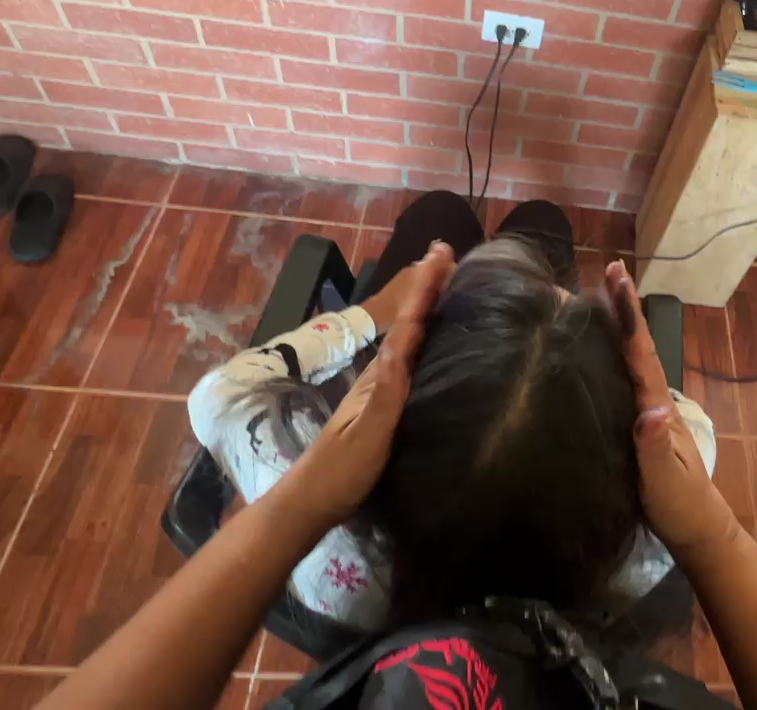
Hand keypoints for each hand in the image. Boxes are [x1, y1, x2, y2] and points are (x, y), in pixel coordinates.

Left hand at [276, 242, 454, 531]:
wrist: (310, 501)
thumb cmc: (341, 471)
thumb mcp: (367, 435)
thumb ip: (384, 396)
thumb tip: (401, 353)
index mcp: (381, 375)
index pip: (408, 323)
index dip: (424, 288)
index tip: (440, 254)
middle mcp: (382, 373)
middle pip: (409, 320)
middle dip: (427, 286)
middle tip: (446, 254)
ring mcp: (382, 386)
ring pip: (409, 334)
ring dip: (425, 304)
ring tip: (444, 281)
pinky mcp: (387, 402)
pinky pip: (411, 355)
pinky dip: (422, 334)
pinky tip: (431, 337)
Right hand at [604, 259, 740, 563]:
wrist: (697, 529)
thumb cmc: (681, 505)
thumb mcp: (667, 481)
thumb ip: (657, 448)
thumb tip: (652, 410)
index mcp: (657, 404)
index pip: (641, 351)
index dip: (628, 314)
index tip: (618, 276)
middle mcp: (653, 398)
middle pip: (635, 344)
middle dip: (623, 307)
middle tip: (609, 270)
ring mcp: (647, 410)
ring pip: (629, 357)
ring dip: (617, 325)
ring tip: (598, 296)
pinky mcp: (637, 423)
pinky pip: (621, 377)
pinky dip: (611, 353)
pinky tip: (597, 350)